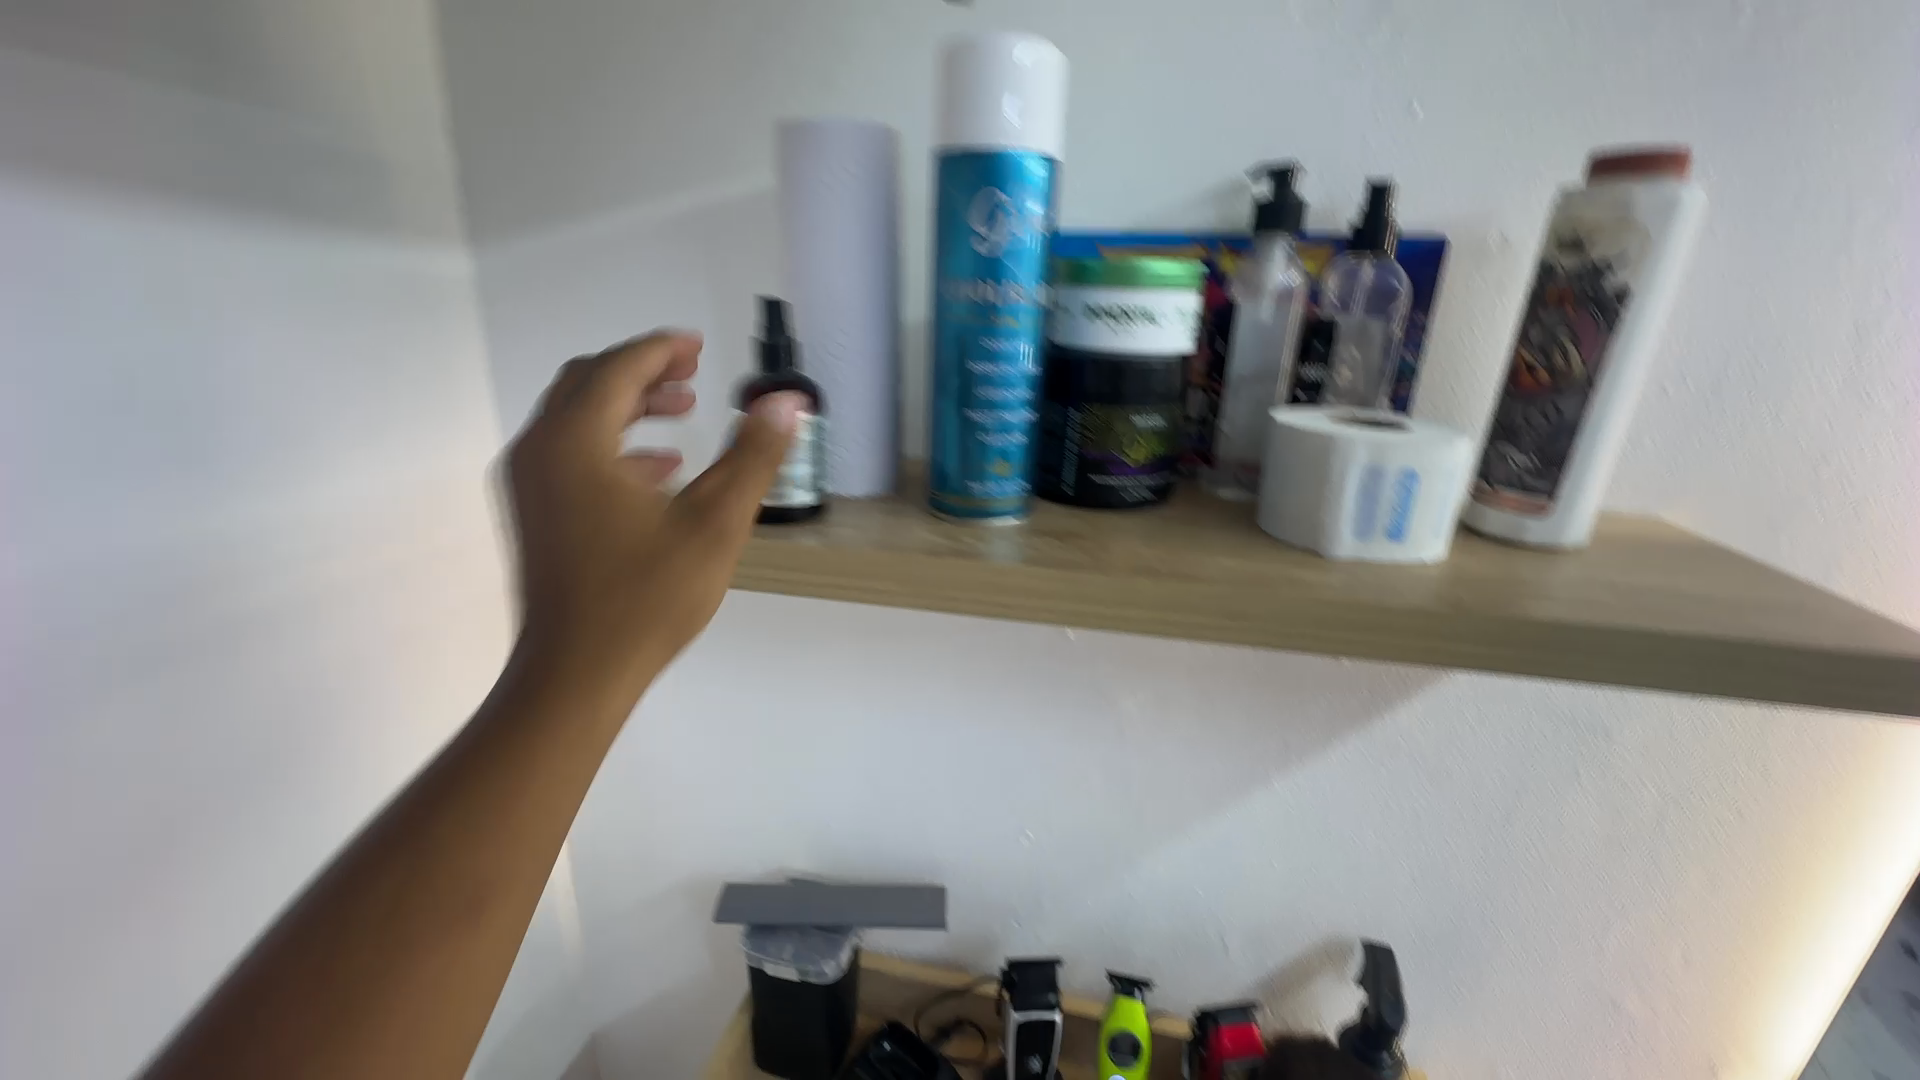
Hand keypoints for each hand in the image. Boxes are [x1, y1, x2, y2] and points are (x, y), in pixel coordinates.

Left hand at [504, 330, 800, 700]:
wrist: (576, 675)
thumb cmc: (647, 598)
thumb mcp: (716, 523)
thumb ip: (753, 456)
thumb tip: (787, 401)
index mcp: (574, 442)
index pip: (618, 369)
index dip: (662, 350)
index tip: (701, 348)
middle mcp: (538, 452)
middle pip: (588, 385)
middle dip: (643, 373)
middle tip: (694, 377)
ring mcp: (527, 486)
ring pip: (575, 420)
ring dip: (628, 408)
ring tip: (682, 415)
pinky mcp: (532, 516)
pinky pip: (570, 456)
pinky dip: (613, 447)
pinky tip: (659, 473)